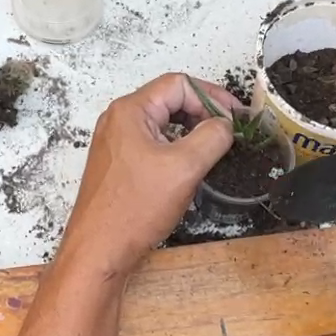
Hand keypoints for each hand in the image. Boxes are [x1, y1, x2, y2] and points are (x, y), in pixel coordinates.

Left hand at [60, 73, 235, 280]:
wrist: (99, 251)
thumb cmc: (134, 209)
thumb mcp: (184, 167)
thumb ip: (212, 137)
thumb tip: (225, 125)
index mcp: (130, 111)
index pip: (179, 85)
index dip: (213, 97)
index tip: (236, 119)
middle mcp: (119, 121)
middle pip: (170, 100)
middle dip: (204, 113)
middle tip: (230, 132)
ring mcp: (117, 143)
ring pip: (164, 124)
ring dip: (192, 132)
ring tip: (215, 150)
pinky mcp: (120, 165)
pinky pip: (154, 145)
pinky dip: (177, 149)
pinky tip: (191, 168)